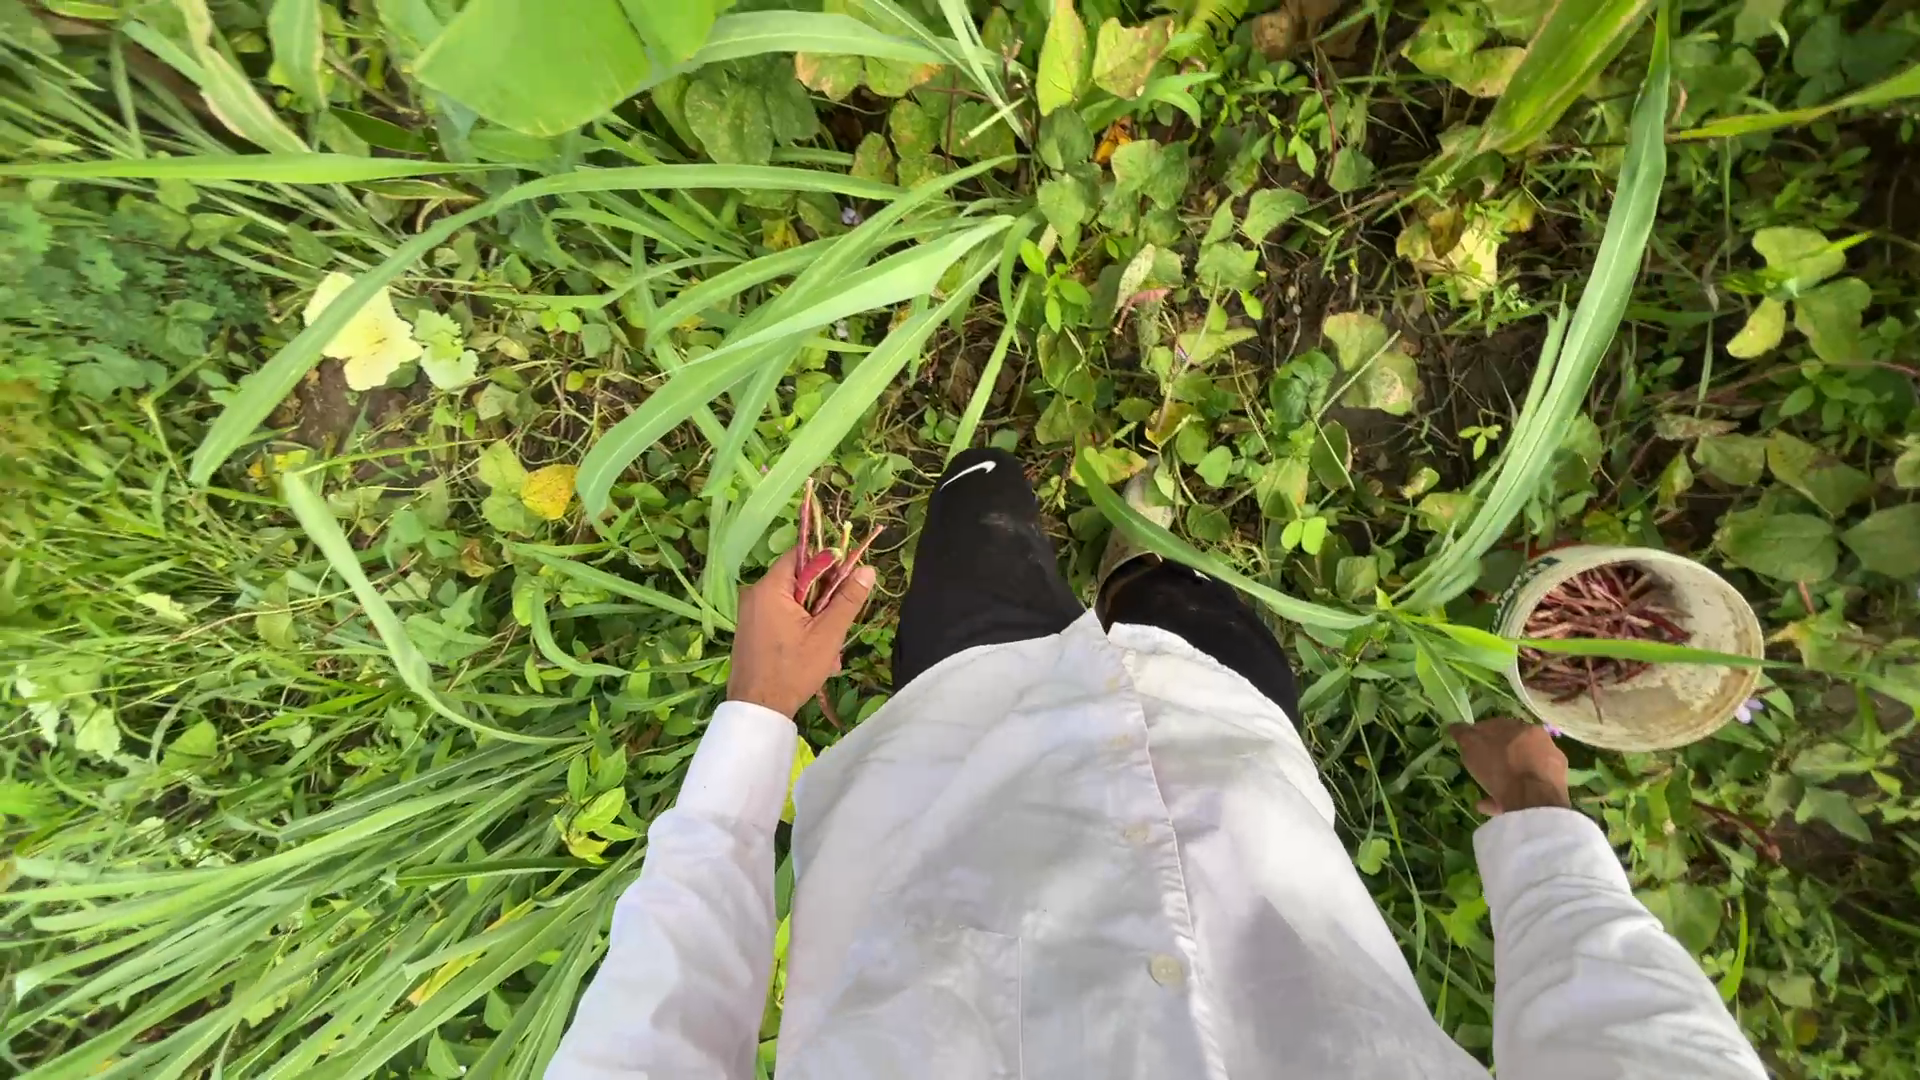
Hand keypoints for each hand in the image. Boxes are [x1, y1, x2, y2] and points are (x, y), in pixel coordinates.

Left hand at [727, 548, 876, 717]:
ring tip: (831, 646)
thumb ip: (848, 599)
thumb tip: (868, 569)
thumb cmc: (793, 670)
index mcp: (770, 588)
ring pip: (794, 601)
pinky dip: (801, 628)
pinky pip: (782, 616)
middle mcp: (755, 593)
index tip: (846, 581)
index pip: (801, 555)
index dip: (827, 563)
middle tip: (840, 620)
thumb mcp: (828, 634)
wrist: (758, 710)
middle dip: (824, 598)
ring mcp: (750, 613)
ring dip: (816, 618)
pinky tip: (816, 652)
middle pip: (799, 580)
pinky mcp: (751, 629)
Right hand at [1446, 717, 1571, 815]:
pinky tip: (1495, 803)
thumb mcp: (1470, 745)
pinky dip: (1513, 792)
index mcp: (1524, 727)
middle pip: (1512, 747)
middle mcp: (1543, 742)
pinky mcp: (1557, 788)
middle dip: (1495, 756)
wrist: (1533, 801)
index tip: (1468, 746)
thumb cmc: (1500, 766)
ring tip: (1486, 790)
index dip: (1479, 735)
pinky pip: (1528, 786)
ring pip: (1521, 768)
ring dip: (1505, 777)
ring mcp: (1553, 766)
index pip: (1496, 726)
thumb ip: (1462, 733)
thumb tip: (1456, 726)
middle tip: (1479, 766)